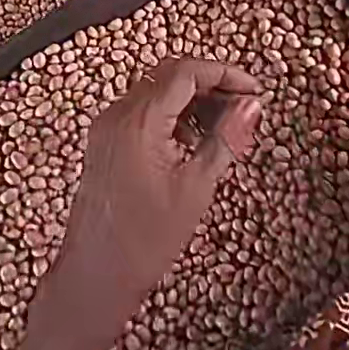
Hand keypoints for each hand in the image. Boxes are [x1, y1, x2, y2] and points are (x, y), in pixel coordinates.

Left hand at [55, 57, 260, 314]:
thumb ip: (226, 138)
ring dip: (193, 99)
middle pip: (170, 76)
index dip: (225, 74)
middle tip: (244, 105)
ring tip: (225, 125)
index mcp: (139, 122)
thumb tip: (252, 106)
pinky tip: (194, 139)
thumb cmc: (146, 239)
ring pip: (157, 92)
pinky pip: (143, 112)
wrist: (95, 276)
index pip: (186, 72)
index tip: (253, 89)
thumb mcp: (196, 186)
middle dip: (211, 84)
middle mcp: (117, 116)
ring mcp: (107, 128)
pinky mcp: (106, 142)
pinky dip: (172, 114)